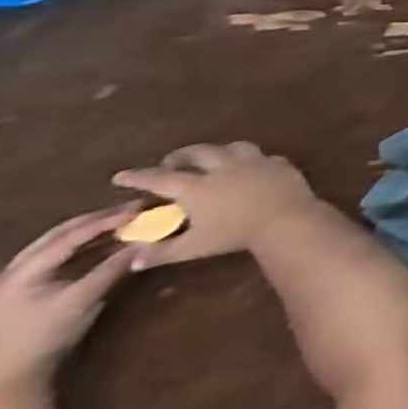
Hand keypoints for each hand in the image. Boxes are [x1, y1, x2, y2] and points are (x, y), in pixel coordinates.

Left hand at [0, 204, 139, 388]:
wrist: (4, 380)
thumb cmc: (42, 337)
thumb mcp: (82, 301)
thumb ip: (113, 268)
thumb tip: (147, 241)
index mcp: (21, 273)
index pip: (69, 236)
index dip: (105, 220)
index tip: (139, 208)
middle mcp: (13, 272)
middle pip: (57, 236)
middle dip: (96, 220)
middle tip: (133, 209)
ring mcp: (15, 283)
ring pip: (56, 247)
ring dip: (91, 233)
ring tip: (123, 223)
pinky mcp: (24, 292)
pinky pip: (57, 261)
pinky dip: (83, 249)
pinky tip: (105, 247)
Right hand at [112, 143, 323, 269]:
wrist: (286, 218)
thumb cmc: (235, 234)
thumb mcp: (193, 247)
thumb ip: (161, 253)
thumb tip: (133, 261)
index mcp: (198, 187)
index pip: (160, 178)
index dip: (138, 177)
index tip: (122, 175)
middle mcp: (224, 167)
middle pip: (198, 152)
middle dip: (180, 155)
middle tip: (170, 163)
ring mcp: (255, 161)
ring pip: (233, 146)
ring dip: (217, 151)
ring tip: (211, 159)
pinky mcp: (278, 162)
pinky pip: (261, 156)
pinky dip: (249, 159)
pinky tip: (249, 167)